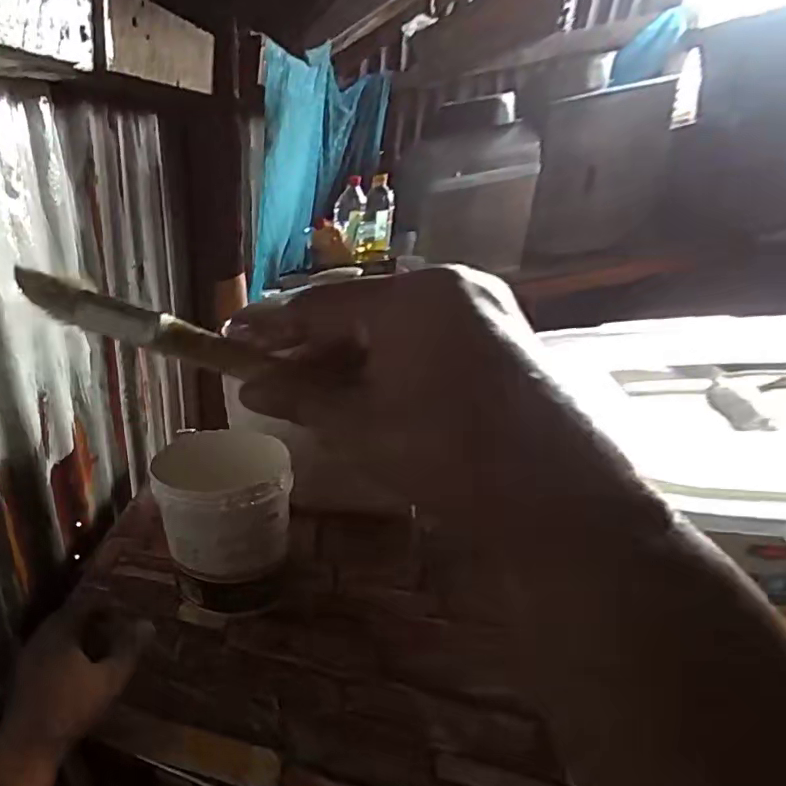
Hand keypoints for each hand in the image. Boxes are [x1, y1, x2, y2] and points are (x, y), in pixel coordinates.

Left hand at [0, 597, 153, 761]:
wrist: (29, 739)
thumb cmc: (71, 707)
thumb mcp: (107, 680)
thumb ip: (127, 650)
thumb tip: (147, 624)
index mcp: (58, 629)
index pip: (84, 602)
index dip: (107, 602)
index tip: (128, 609)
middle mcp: (40, 633)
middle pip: (69, 614)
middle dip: (94, 616)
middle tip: (119, 624)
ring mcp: (29, 651)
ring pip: (58, 632)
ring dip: (80, 633)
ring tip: (104, 643)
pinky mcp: (24, 669)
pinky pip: (50, 647)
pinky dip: (68, 647)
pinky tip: (80, 664)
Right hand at [223, 265, 641, 542]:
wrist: (558, 495)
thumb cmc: (442, 450)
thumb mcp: (353, 424)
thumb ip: (296, 395)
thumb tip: (249, 386)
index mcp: (409, 299)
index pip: (316, 305)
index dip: (265, 325)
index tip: (227, 337)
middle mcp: (447, 289)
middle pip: (351, 313)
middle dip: (302, 346)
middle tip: (260, 372)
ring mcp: (477, 312)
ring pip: (383, 328)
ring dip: (336, 359)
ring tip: (298, 391)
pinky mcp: (494, 339)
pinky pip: (415, 341)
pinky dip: (374, 364)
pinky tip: (349, 395)